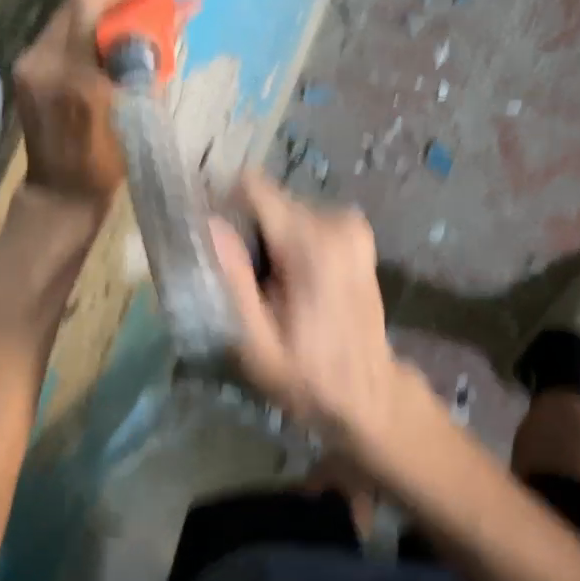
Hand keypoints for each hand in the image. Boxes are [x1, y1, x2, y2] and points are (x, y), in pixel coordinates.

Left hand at [11, 0, 193, 208]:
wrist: (61, 193)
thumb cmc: (110, 160)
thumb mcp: (142, 107)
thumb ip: (157, 54)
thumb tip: (184, 6)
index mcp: (71, 76)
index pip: (89, 7)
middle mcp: (42, 61)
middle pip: (76, 1)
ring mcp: (30, 63)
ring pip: (68, 11)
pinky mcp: (29, 67)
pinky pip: (63, 29)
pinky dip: (91, 12)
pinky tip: (113, 0)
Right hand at [211, 172, 404, 450]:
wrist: (370, 394)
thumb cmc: (308, 375)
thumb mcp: (257, 342)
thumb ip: (233, 279)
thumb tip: (209, 223)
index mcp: (311, 243)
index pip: (252, 186)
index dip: (225, 204)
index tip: (215, 240)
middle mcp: (335, 221)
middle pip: (267, 200)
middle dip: (248, 231)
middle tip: (247, 280)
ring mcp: (350, 224)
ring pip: (282, 208)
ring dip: (268, 238)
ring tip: (269, 284)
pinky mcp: (356, 231)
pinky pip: (302, 219)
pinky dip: (289, 242)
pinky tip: (290, 279)